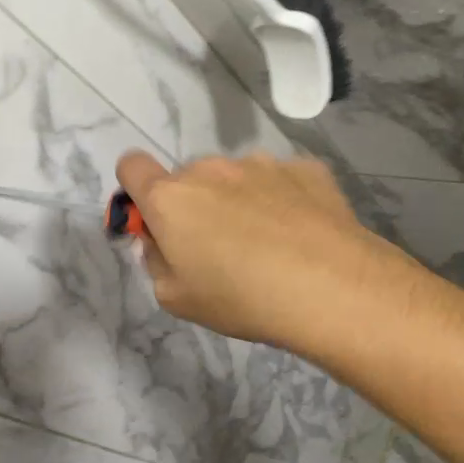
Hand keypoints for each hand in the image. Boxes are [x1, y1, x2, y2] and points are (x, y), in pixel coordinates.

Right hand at [116, 151, 421, 348]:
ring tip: (268, 246)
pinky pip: (280, 181)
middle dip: (194, 206)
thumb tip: (161, 242)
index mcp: (169, 198)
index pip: (131, 166)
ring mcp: (260, 164)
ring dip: (238, 201)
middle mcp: (209, 169)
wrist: (332, 288)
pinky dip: (282, 201)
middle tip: (217, 251)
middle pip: (188, 179)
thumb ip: (156, 261)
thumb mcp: (175, 298)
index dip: (136, 190)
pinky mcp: (305, 169)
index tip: (154, 222)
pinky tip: (301, 236)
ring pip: (235, 178)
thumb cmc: (240, 298)